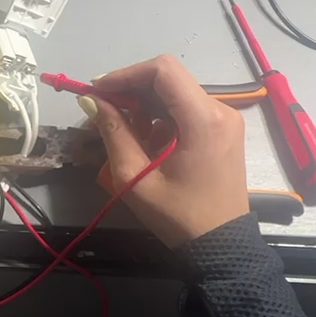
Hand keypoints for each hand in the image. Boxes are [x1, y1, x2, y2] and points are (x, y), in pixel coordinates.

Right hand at [79, 55, 247, 247]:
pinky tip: (143, 136)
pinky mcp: (222, 129)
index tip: (98, 90)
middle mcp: (220, 110)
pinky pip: (184, 108)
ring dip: (143, 102)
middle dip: (130, 88)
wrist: (222, 246)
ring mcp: (224, 119)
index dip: (125, 74)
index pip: (163, 70)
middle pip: (168, 78)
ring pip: (174, 92)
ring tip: (119, 126)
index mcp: (203, 119)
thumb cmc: (179, 215)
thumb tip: (91, 100)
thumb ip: (113, 132)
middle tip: (101, 107)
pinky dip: (159, 114)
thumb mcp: (136, 177)